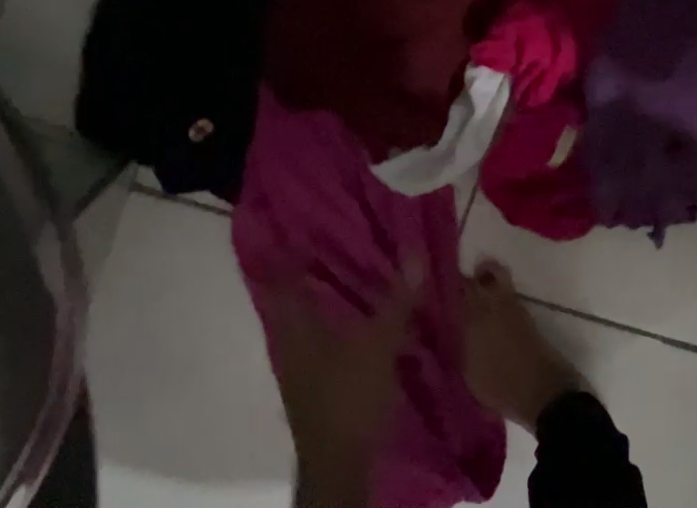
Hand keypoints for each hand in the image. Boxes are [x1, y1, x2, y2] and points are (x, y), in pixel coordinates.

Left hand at [263, 267, 418, 506]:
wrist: (338, 464)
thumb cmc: (351, 396)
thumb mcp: (380, 344)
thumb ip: (397, 301)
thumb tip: (414, 254)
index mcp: (296, 328)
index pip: (282, 281)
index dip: (284, 256)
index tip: (291, 230)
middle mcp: (288, 344)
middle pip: (284, 302)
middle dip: (295, 277)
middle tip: (311, 249)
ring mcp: (295, 370)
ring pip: (296, 324)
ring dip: (308, 302)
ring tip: (328, 281)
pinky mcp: (307, 389)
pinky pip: (308, 343)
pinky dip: (320, 326)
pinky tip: (339, 327)